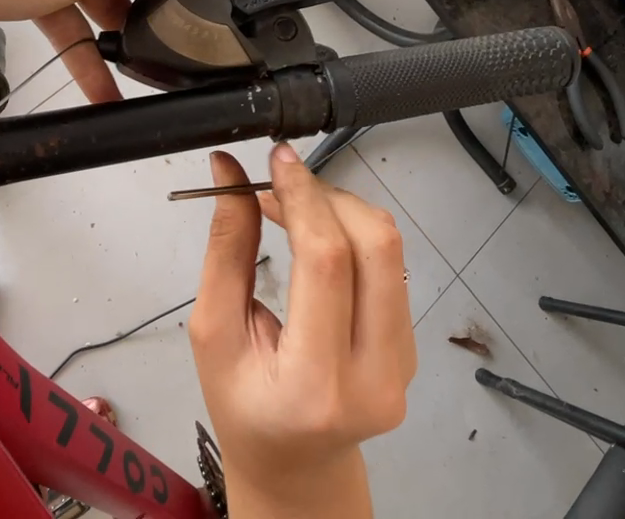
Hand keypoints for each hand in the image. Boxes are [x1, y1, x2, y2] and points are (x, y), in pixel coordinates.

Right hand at [189, 146, 415, 518]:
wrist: (295, 464)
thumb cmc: (242, 403)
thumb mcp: (213, 332)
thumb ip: (227, 248)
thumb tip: (230, 170)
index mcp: (314, 384)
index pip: (327, 263)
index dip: (304, 198)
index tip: (278, 159)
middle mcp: (375, 376)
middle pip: (377, 246)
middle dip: (330, 195)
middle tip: (286, 183)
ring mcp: (404, 365)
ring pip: (391, 251)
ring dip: (344, 210)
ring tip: (297, 207)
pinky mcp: (412, 349)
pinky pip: (393, 269)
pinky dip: (357, 236)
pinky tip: (322, 238)